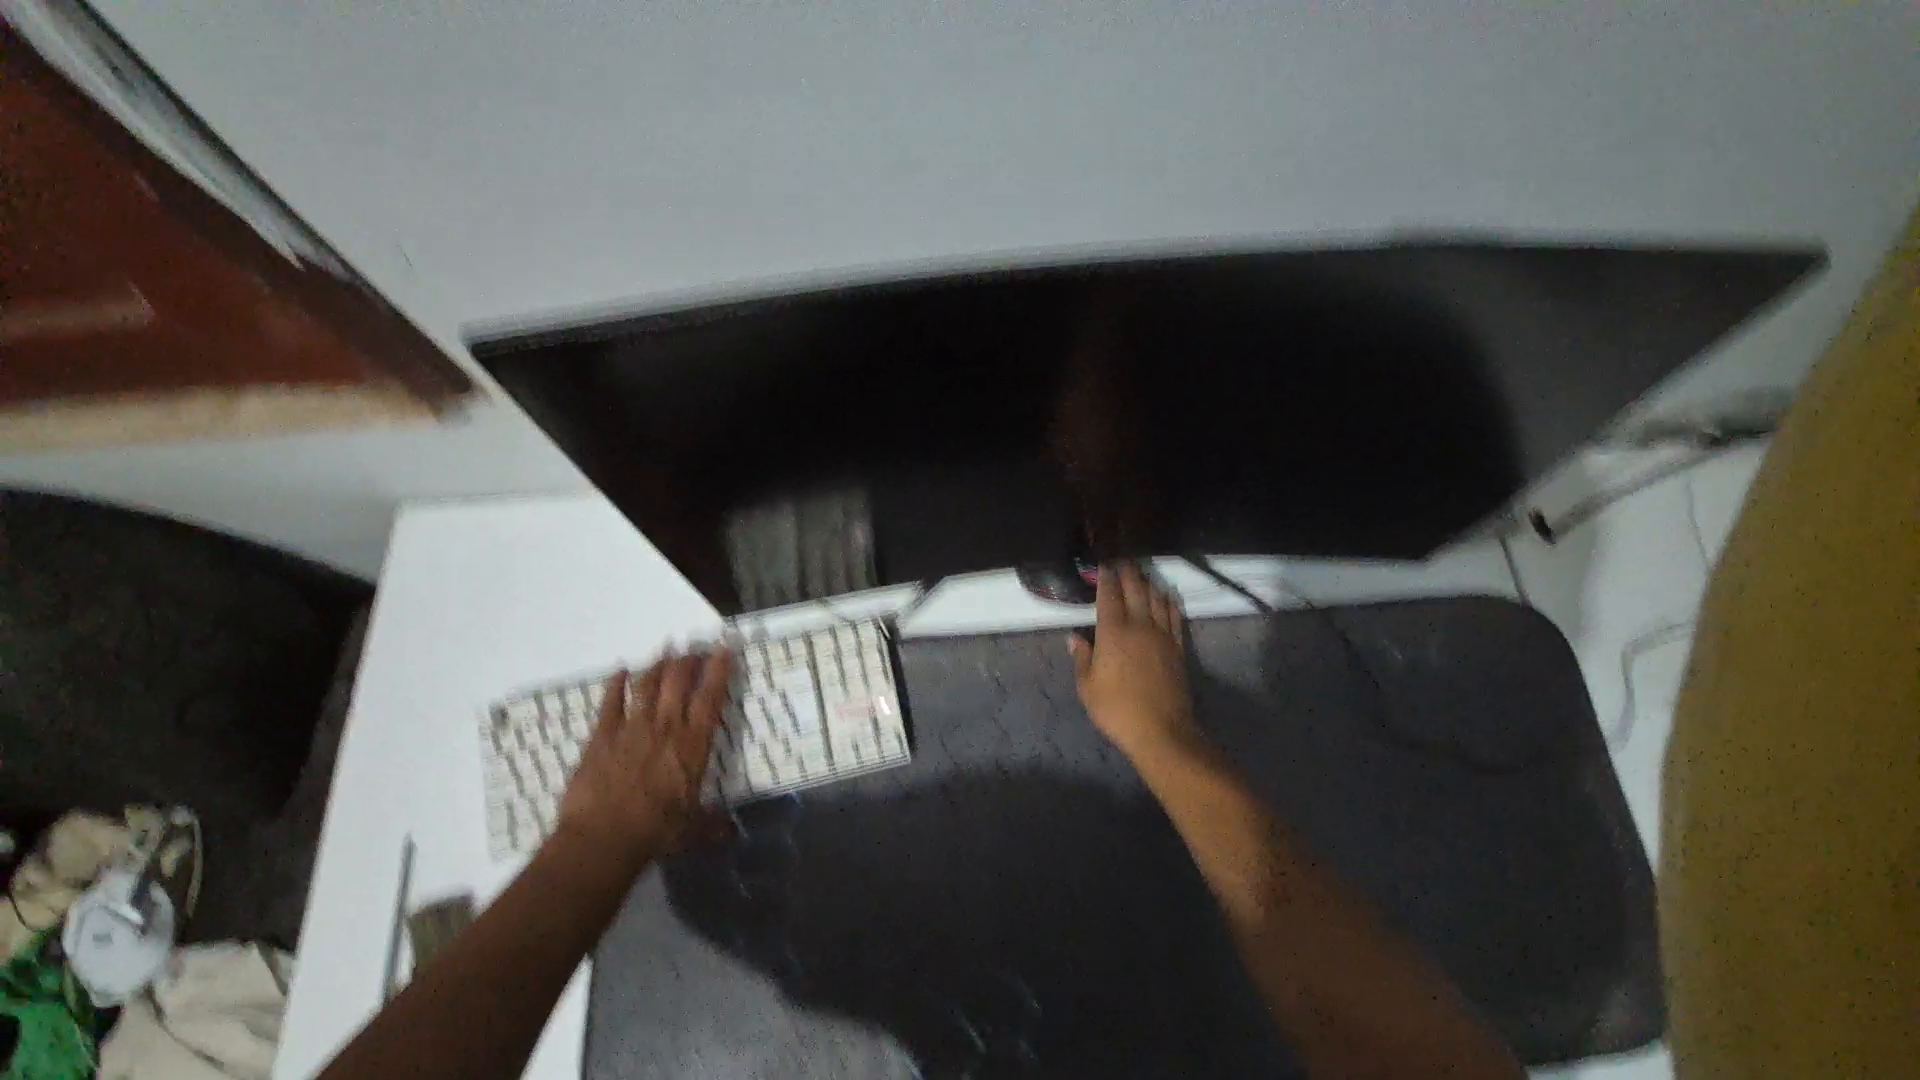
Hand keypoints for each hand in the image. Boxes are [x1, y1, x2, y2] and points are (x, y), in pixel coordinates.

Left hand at [557, 650, 734, 865]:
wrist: (603, 838)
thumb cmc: (656, 832)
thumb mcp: (693, 829)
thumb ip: (712, 823)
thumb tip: (730, 830)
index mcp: (693, 745)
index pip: (711, 697)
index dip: (720, 670)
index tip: (725, 648)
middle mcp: (666, 727)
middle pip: (679, 681)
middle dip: (689, 659)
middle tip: (694, 647)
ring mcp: (631, 728)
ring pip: (648, 684)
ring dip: (658, 664)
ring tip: (666, 649)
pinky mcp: (601, 736)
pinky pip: (610, 702)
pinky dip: (615, 684)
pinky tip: (619, 670)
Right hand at [1069, 563, 1201, 761]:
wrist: (1161, 730)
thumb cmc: (1117, 709)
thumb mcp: (1087, 687)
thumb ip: (1082, 658)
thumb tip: (1075, 638)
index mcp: (1113, 633)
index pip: (1109, 596)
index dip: (1106, 578)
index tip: (1103, 565)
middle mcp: (1139, 626)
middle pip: (1135, 590)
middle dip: (1128, 573)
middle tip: (1122, 560)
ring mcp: (1162, 635)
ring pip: (1157, 599)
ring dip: (1148, 583)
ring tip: (1142, 574)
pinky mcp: (1178, 648)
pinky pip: (1174, 617)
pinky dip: (1169, 602)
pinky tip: (1166, 596)